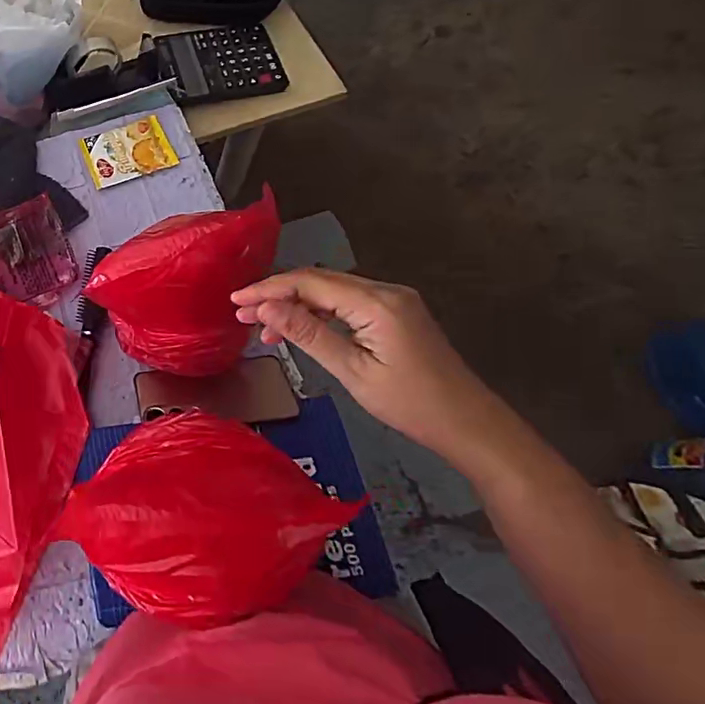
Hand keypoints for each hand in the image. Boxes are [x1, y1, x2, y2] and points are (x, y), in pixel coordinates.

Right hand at [232, 269, 536, 473]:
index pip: (310, 283)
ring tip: (264, 327)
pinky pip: (347, 303)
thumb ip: (309, 334)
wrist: (469, 422)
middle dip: (277, 294)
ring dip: (296, 304)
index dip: (269, 289)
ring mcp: (393, 299)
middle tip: (242, 314)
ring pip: (331, 291)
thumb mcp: (352, 372)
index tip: (235, 300)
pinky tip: (298, 329)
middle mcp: (385, 290)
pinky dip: (318, 313)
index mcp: (377, 303)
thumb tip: (267, 307)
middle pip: (319, 280)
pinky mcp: (395, 312)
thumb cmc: (411, 404)